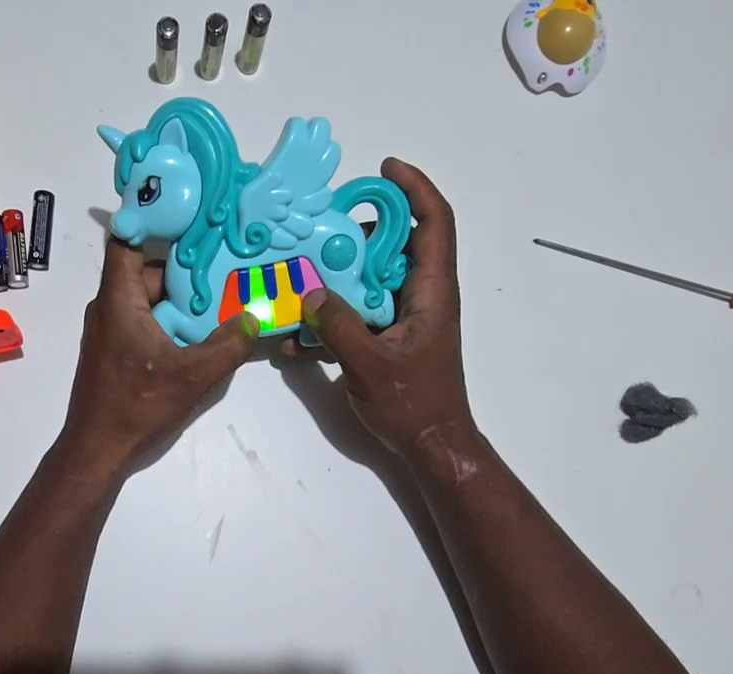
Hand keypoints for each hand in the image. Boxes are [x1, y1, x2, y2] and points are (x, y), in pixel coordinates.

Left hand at [60, 238, 259, 472]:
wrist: (97, 450)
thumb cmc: (136, 408)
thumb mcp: (192, 377)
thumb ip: (228, 346)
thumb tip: (253, 319)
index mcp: (118, 301)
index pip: (127, 240)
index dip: (153, 220)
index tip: (189, 215)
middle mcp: (108, 309)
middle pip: (146, 272)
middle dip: (184, 271)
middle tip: (223, 270)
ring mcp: (109, 332)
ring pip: (148, 301)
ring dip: (180, 302)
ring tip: (219, 305)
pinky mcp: (114, 353)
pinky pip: (144, 323)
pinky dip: (169, 323)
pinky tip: (197, 339)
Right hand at [291, 158, 474, 458]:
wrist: (429, 446)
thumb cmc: (413, 405)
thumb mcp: (369, 365)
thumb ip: (338, 327)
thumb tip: (310, 293)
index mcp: (432, 292)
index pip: (434, 223)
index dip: (413, 189)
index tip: (383, 168)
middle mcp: (422, 298)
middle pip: (396, 246)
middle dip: (360, 233)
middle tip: (323, 232)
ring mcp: (404, 320)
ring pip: (372, 280)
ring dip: (339, 278)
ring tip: (302, 279)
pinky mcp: (389, 341)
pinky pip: (359, 316)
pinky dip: (333, 320)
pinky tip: (299, 339)